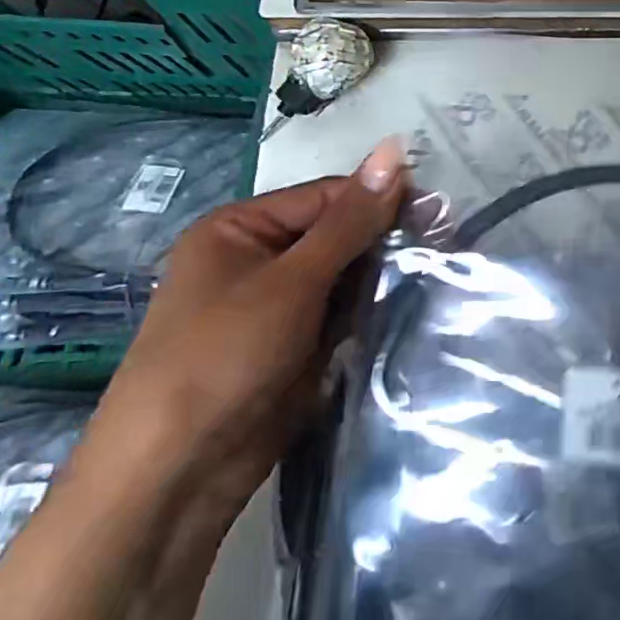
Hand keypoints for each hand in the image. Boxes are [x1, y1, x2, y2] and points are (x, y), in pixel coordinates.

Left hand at [95, 136, 407, 518]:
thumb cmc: (224, 355)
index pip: (328, 197)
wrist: (177, 470)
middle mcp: (257, 259)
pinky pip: (342, 312)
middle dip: (385, 243)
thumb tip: (395, 148)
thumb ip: (351, 219)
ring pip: (346, 275)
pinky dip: (370, 311)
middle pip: (338, 234)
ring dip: (381, 279)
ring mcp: (276, 304)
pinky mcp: (294, 343)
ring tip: (432, 280)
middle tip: (442, 248)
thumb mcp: (293, 280)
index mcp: (239, 228)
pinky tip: (407, 310)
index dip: (382, 201)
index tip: (439, 216)